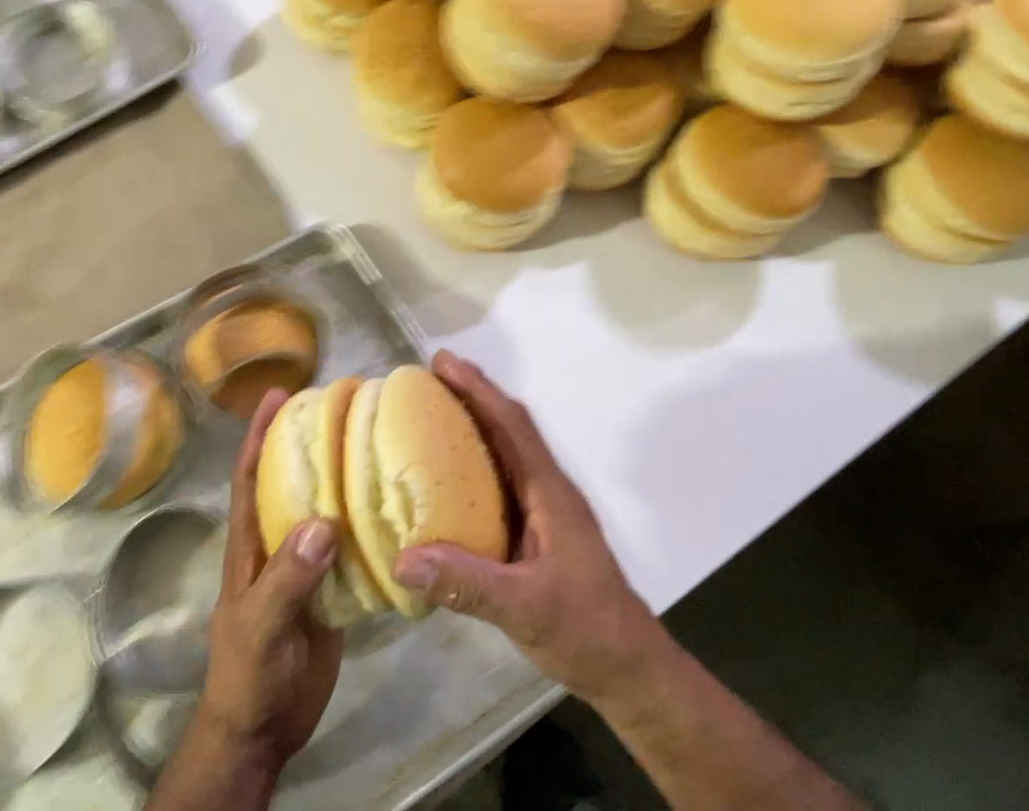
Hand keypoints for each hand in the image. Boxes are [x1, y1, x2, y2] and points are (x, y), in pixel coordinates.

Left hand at [195, 389, 343, 771]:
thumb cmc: (248, 674)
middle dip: (309, 447)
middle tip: (343, 411)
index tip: (279, 395)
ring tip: (376, 450)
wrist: (263, 729)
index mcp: (250, 548)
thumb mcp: (261, 626)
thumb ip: (287, 578)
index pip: (249, 480)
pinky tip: (398, 517)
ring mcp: (305, 573)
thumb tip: (322, 522)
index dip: (259, 437)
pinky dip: (369, 534)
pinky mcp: (331, 597)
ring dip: (342, 485)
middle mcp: (278, 550)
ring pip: (324, 518)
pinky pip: (351, 555)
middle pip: (292, 488)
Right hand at [392, 351, 665, 704]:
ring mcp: (543, 514)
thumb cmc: (585, 628)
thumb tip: (402, 558)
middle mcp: (547, 493)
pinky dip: (468, 471)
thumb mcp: (525, 607)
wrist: (626, 666)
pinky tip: (438, 486)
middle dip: (470, 399)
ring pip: (503, 457)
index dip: (479, 390)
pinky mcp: (534, 537)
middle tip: (422, 382)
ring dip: (469, 431)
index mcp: (551, 494)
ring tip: (422, 420)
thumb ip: (467, 583)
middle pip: (508, 430)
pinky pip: (496, 488)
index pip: (513, 427)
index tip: (442, 362)